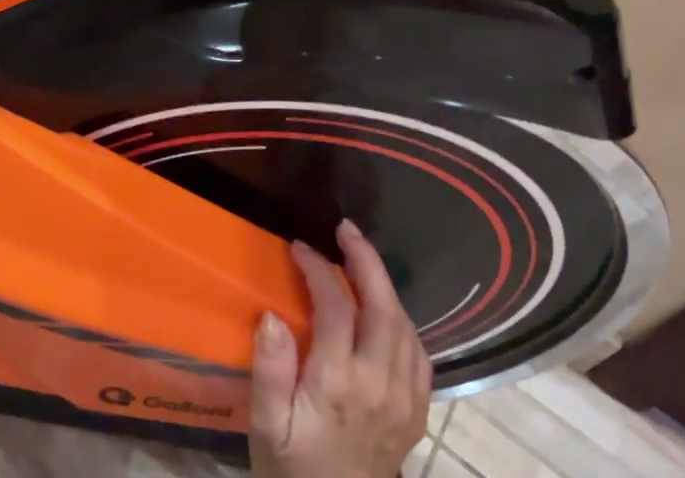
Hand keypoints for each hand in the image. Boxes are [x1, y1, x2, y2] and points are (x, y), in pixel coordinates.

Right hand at [249, 220, 432, 477]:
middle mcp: (380, 385)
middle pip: (384, 308)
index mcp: (339, 383)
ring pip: (406, 328)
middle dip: (366, 262)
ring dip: (386, 288)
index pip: (336, 308)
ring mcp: (405, 400)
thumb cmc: (292, 467)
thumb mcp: (267, 425)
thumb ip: (271, 371)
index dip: (318, 269)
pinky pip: (418, 354)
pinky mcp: (416, 413)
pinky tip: (386, 313)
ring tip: (361, 262)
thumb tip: (272, 315)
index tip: (298, 246)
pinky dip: (402, 322)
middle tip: (345, 231)